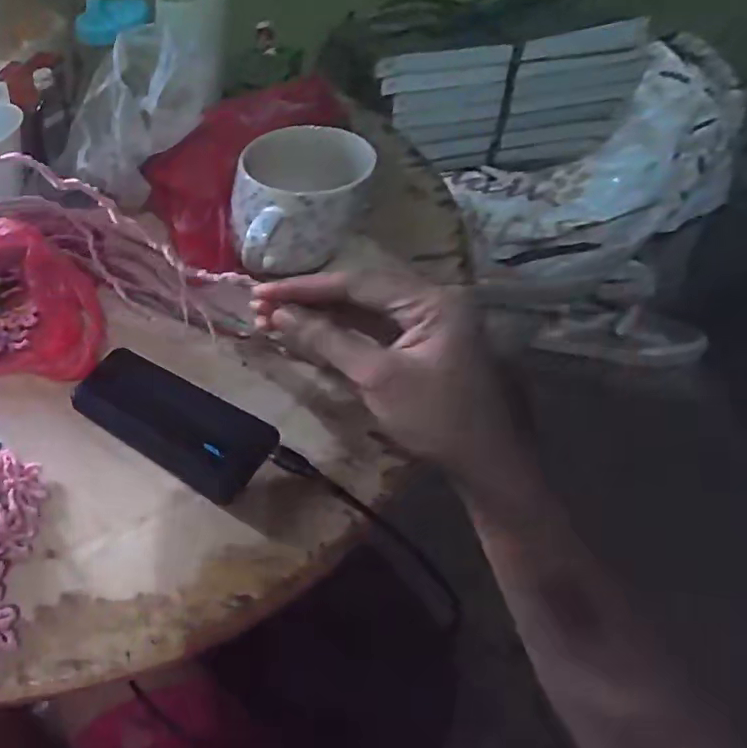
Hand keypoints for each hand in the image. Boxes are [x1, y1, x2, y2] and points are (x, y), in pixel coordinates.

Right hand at [251, 255, 528, 486]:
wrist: (486, 464)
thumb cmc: (437, 419)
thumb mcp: (378, 378)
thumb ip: (328, 341)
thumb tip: (280, 315)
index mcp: (431, 301)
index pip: (356, 283)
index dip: (304, 288)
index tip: (262, 292)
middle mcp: (429, 303)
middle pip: (356, 293)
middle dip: (306, 300)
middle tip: (259, 305)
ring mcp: (424, 326)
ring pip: (359, 313)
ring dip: (316, 318)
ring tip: (270, 319)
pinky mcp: (415, 349)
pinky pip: (367, 333)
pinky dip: (334, 335)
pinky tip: (301, 336)